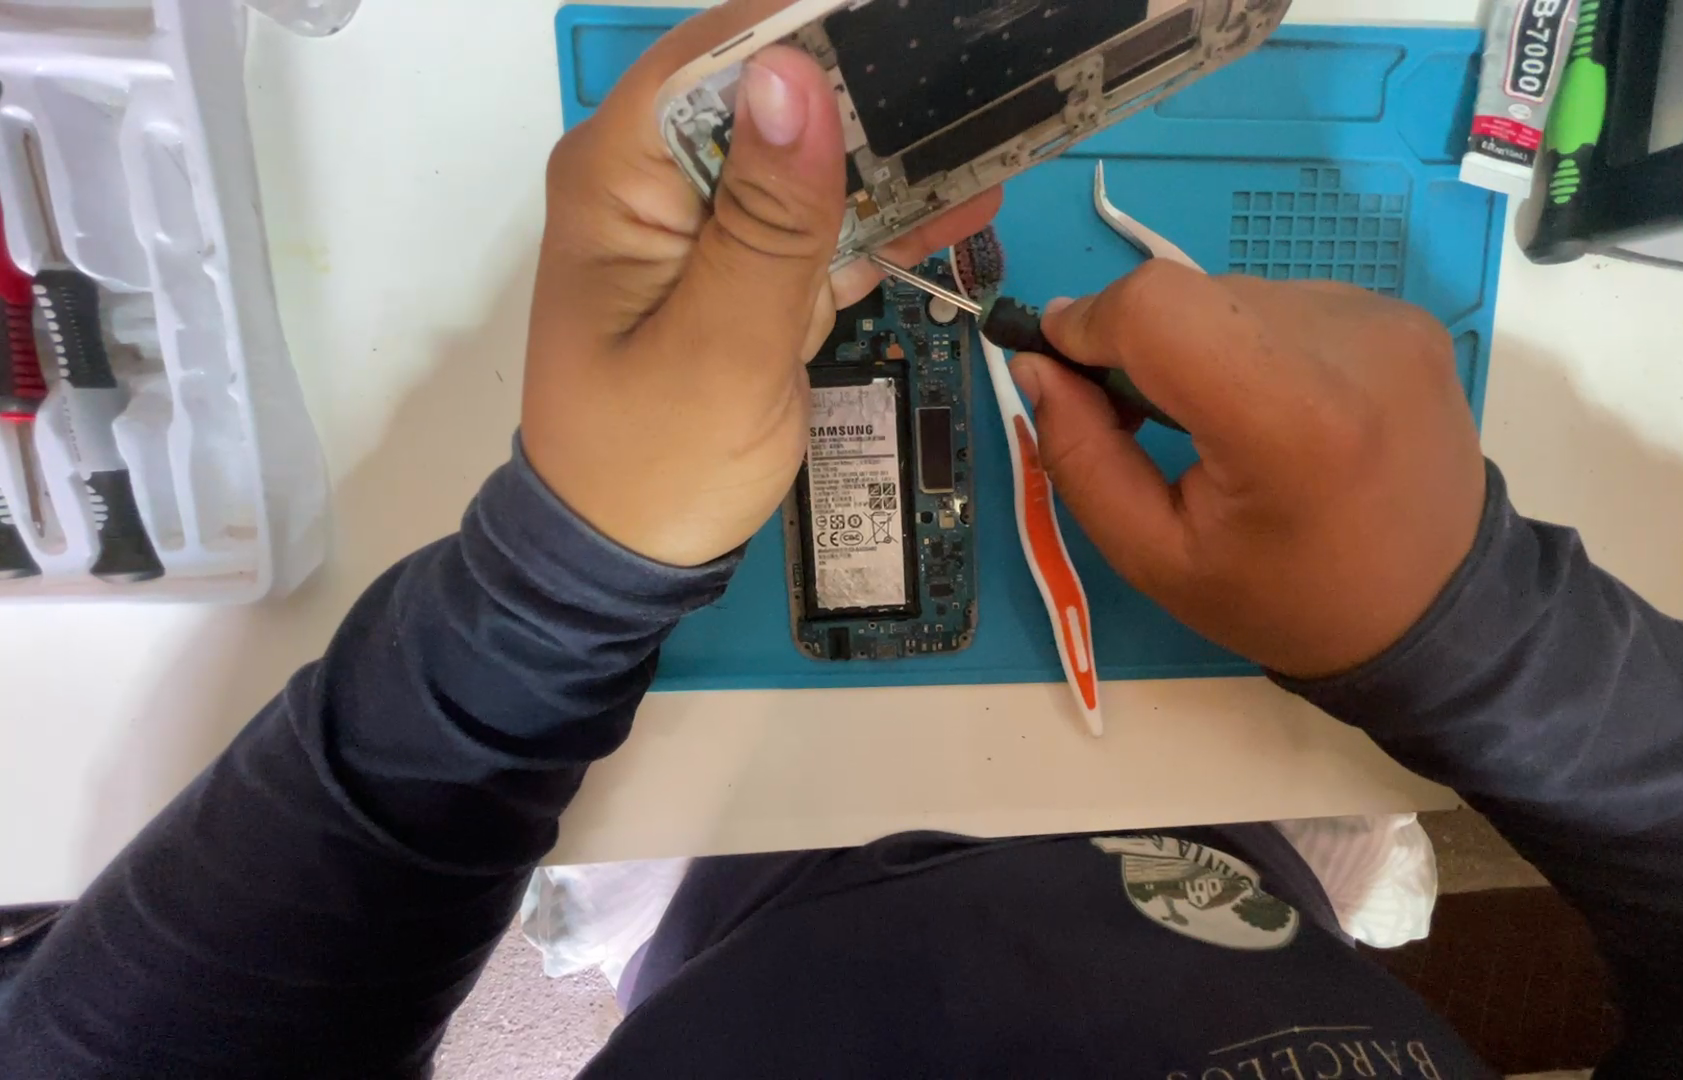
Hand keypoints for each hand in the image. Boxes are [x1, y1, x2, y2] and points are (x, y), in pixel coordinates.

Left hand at [522, 2, 999, 566]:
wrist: (641, 547)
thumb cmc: (660, 461)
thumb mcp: (719, 347)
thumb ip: (765, 224)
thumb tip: (796, 78)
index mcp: (625, 179)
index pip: (720, 59)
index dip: (817, 36)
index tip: (920, 32)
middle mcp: (666, 188)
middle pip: (776, 107)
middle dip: (871, 97)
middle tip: (978, 87)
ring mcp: (714, 237)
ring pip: (812, 172)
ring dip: (893, 162)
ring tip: (990, 138)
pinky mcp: (753, 282)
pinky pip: (823, 236)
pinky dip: (883, 227)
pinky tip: (954, 209)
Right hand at [1012, 263, 1485, 678]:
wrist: (1432, 612)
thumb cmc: (1280, 600)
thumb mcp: (1153, 557)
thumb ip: (1078, 458)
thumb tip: (1036, 366)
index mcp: (1287, 420)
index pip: (1158, 306)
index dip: (1091, 322)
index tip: (1059, 361)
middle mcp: (1348, 344)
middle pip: (1189, 297)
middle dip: (1135, 344)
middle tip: (1126, 415)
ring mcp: (1385, 321)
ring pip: (1231, 296)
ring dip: (1191, 345)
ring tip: (1204, 420)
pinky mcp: (1403, 318)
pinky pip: (1281, 305)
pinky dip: (1243, 343)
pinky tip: (1262, 406)